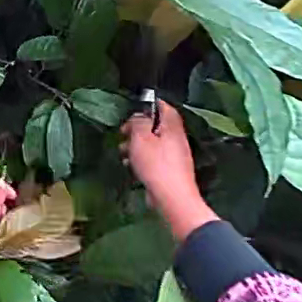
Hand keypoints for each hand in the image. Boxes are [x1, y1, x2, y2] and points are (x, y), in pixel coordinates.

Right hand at [120, 100, 217, 241]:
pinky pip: (154, 157)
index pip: (165, 108)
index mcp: (172, 128)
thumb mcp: (140, 138)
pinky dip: (142, 158)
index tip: (134, 108)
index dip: (150, 104)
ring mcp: (175, 155)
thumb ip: (138, 122)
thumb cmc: (155, 165)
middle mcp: (177, 139)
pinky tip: (131, 166)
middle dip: (137, 128)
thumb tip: (138, 117)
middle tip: (123, 133)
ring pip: (153, 142)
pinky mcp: (170, 169)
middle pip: (156, 126)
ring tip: (124, 152)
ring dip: (136, 145)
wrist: (171, 197)